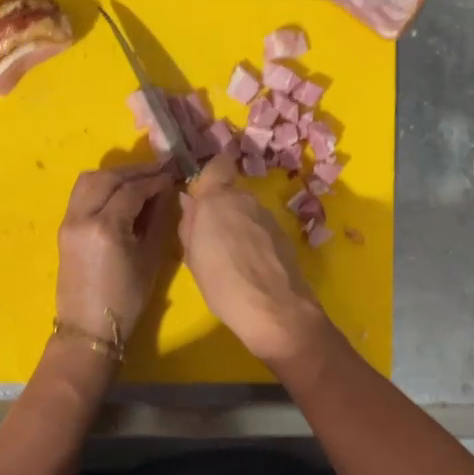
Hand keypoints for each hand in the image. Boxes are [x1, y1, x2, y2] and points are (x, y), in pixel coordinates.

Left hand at [56, 161, 177, 344]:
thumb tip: (167, 192)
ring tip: (139, 180)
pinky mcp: (64, 227)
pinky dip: (101, 186)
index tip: (173, 175)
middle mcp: (82, 218)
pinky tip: (120, 193)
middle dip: (135, 171)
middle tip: (159, 171)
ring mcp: (68, 221)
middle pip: (107, 177)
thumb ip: (159, 219)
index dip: (154, 180)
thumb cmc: (127, 299)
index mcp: (106, 228)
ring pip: (89, 180)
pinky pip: (81, 194)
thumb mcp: (151, 259)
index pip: (132, 189)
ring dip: (115, 175)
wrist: (89, 328)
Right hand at [178, 147, 336, 365]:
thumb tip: (189, 200)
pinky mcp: (284, 234)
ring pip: (246, 210)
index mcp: (219, 199)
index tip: (200, 194)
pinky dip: (253, 239)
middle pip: (231, 192)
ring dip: (237, 224)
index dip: (210, 175)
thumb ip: (189, 223)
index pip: (218, 164)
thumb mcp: (192, 257)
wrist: (276, 310)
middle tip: (208, 236)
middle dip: (220, 207)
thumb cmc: (223, 283)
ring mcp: (268, 216)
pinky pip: (260, 227)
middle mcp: (246, 199)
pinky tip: (249, 264)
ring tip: (229, 256)